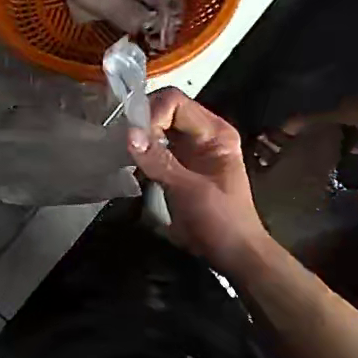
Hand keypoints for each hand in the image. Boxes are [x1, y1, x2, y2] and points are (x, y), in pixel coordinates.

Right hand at [126, 89, 272, 271]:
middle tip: (124, 144)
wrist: (235, 255)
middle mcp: (203, 134)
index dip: (152, 113)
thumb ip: (160, 162)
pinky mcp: (179, 166)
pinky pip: (156, 147)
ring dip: (140, 136)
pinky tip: (130, 161)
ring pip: (158, 128)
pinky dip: (142, 150)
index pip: (176, 102)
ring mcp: (191, 150)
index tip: (135, 138)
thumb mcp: (190, 191)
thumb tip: (129, 134)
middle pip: (165, 110)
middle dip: (143, 122)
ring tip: (122, 151)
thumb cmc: (221, 222)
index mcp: (216, 133)